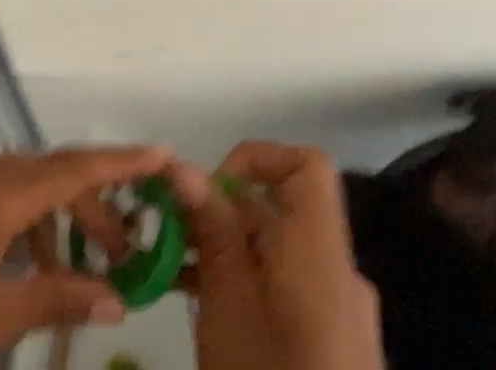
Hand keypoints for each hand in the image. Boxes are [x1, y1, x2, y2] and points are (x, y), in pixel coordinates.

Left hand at [0, 147, 176, 368]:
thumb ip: (57, 296)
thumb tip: (115, 300)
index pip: (69, 168)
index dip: (119, 161)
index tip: (162, 154)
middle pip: (42, 176)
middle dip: (87, 209)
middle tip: (121, 257)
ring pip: (11, 184)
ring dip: (47, 220)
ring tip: (70, 273)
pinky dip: (10, 220)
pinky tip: (18, 263)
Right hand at [172, 142, 384, 369]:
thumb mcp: (227, 301)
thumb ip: (210, 228)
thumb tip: (184, 165)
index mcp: (320, 253)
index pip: (306, 167)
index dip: (254, 158)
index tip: (205, 189)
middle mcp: (337, 271)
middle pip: (277, 210)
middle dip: (213, 210)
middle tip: (158, 233)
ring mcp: (335, 307)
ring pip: (271, 250)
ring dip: (218, 247)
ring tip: (165, 271)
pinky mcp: (327, 338)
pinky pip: (281, 285)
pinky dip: (238, 280)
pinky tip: (196, 303)